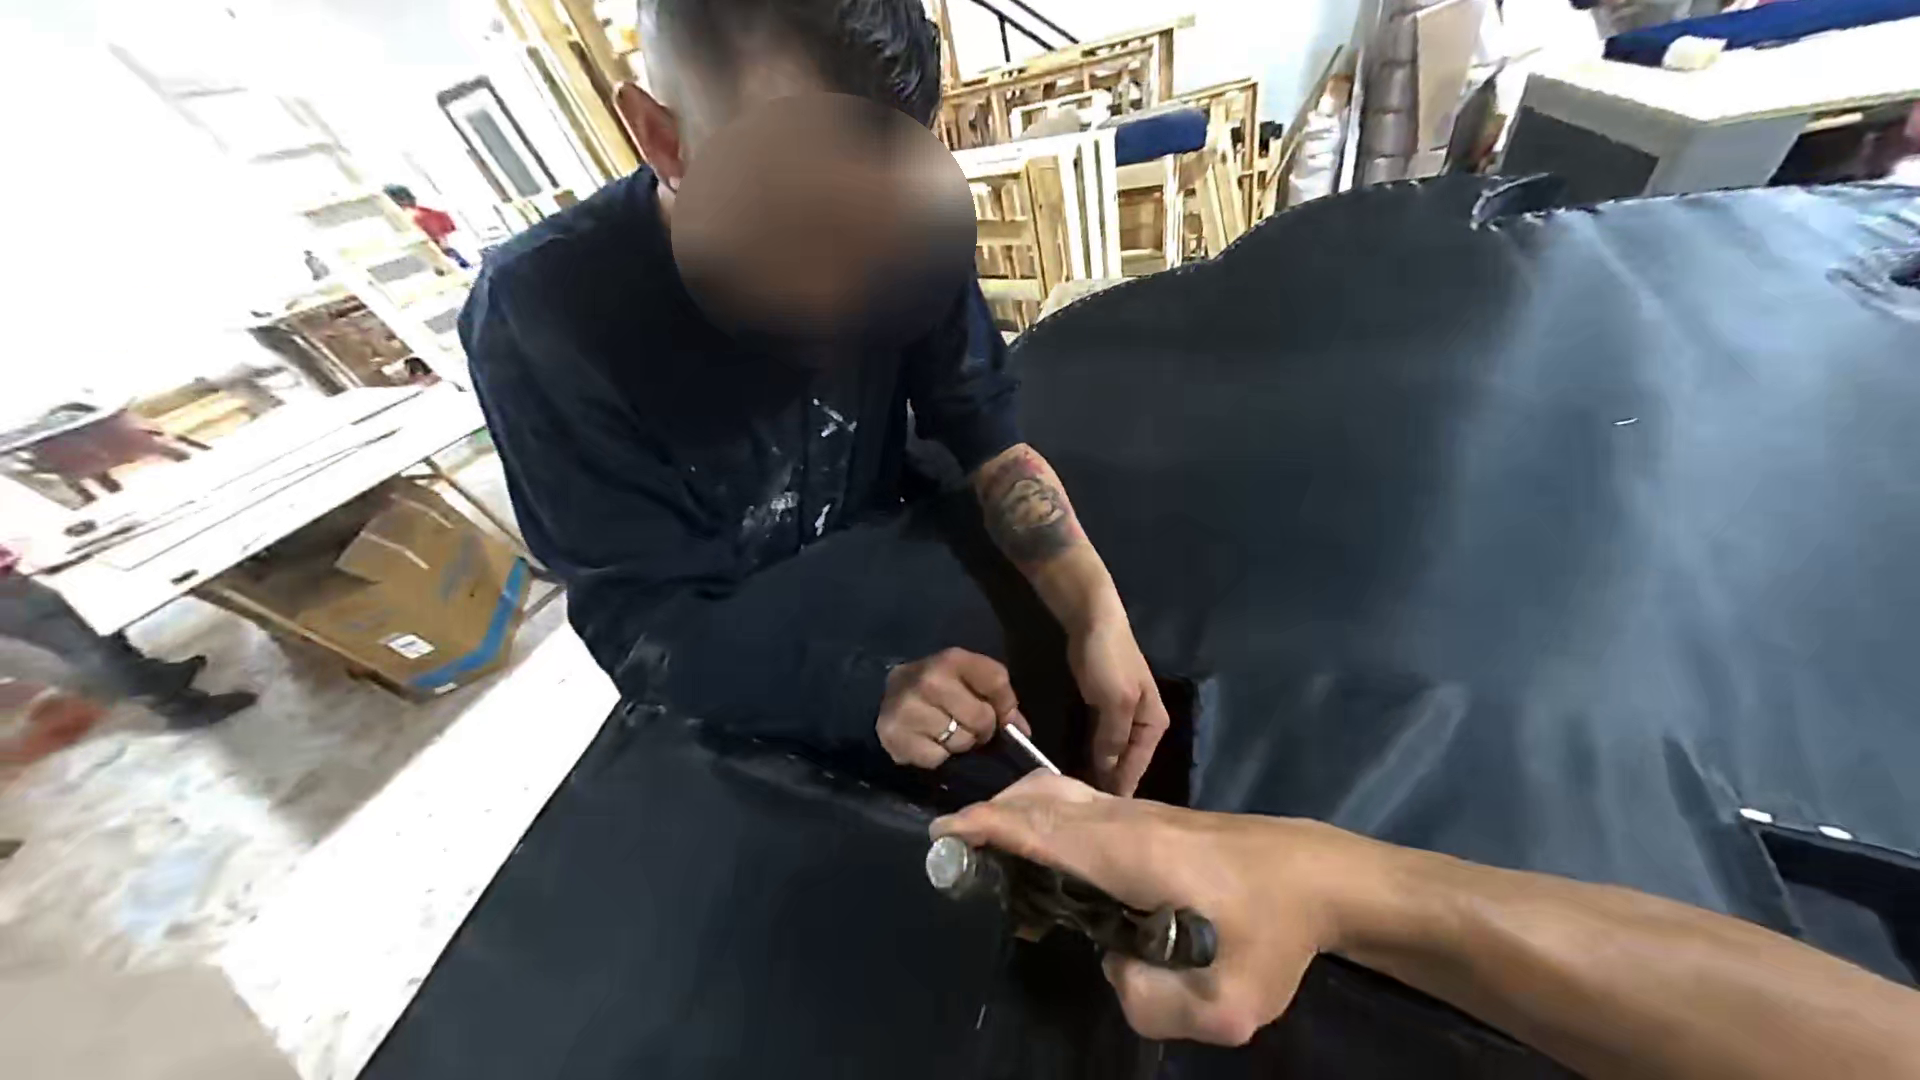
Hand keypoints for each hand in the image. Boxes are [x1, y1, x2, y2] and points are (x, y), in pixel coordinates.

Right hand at [878, 648, 1030, 768]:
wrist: (888, 694)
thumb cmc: (940, 687)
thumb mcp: (968, 679)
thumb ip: (998, 698)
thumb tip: (1022, 731)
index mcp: (951, 659)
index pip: (996, 681)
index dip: (1005, 703)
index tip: (999, 712)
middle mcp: (928, 679)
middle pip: (981, 717)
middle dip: (981, 728)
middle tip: (966, 725)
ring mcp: (908, 707)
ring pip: (960, 741)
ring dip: (958, 744)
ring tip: (945, 732)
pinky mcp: (894, 735)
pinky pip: (936, 758)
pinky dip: (936, 757)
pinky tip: (927, 741)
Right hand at [932, 772, 1372, 1045]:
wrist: (1310, 873)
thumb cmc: (1269, 930)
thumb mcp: (1227, 1002)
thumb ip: (1152, 1002)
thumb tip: (1110, 968)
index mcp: (1128, 851)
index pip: (1042, 827)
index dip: (989, 826)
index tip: (946, 833)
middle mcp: (1119, 819)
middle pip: (1038, 799)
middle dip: (991, 816)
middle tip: (961, 854)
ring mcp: (1131, 812)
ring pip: (1055, 795)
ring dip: (1015, 814)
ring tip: (996, 860)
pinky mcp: (1141, 816)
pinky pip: (1074, 805)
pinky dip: (1041, 817)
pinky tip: (1048, 861)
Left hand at [1067, 614, 1168, 795]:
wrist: (1093, 622)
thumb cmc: (1109, 662)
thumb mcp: (1115, 702)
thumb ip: (1113, 739)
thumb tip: (1108, 773)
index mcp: (1154, 723)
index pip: (1137, 766)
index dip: (1121, 789)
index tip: (1104, 818)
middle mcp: (1142, 723)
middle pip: (1126, 761)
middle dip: (1111, 782)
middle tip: (1088, 812)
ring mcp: (1121, 715)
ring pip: (1112, 751)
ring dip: (1099, 768)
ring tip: (1082, 797)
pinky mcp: (1102, 707)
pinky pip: (1099, 738)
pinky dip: (1092, 751)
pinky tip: (1079, 767)